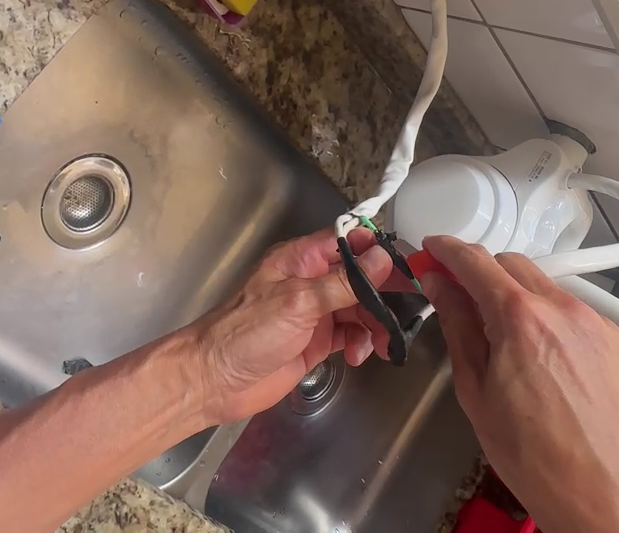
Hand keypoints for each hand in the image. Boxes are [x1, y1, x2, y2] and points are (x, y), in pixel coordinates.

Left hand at [172, 227, 394, 424]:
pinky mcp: (316, 340)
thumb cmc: (247, 332)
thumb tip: (380, 256)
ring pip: (358, 307)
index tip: (401, 265)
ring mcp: (314, 311)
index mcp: (299, 259)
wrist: (217, 379)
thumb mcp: (299, 302)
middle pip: (358, 276)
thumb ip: (342, 282)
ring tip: (381, 343)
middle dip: (381, 293)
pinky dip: (361, 342)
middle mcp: (309, 280)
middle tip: (402, 312)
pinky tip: (359, 355)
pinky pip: (350, 333)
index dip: (373, 248)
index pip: (344, 240)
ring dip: (375, 322)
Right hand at [423, 236, 618, 532]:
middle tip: (461, 295)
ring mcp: (600, 326)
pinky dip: (555, 321)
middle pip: (512, 263)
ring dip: (520, 296)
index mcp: (520, 318)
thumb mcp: (476, 393)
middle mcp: (564, 310)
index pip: (473, 260)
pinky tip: (549, 361)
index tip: (432, 252)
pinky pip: (579, 316)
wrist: (618, 511)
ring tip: (509, 339)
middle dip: (482, 271)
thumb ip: (457, 326)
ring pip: (547, 288)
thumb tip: (440, 287)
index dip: (446, 250)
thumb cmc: (541, 463)